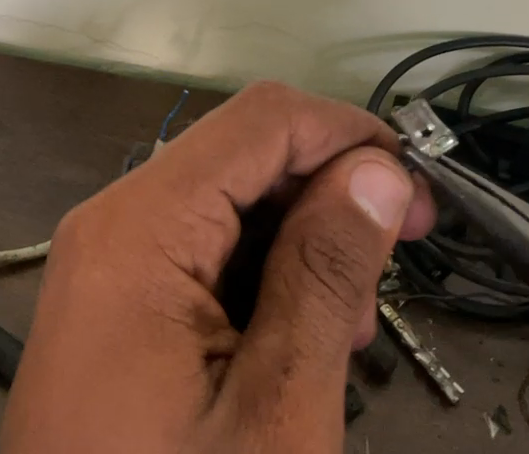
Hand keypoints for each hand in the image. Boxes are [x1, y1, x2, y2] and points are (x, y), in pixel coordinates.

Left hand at [2, 81, 435, 452]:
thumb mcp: (273, 409)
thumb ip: (324, 274)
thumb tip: (378, 173)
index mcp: (140, 227)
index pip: (260, 119)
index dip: (347, 135)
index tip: (419, 195)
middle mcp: (114, 220)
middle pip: (241, 151)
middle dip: (328, 188)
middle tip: (395, 261)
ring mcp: (109, 257)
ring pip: (228, 196)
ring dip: (301, 235)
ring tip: (350, 320)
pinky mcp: (115, 295)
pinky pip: (201, 245)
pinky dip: (262, 268)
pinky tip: (299, 330)